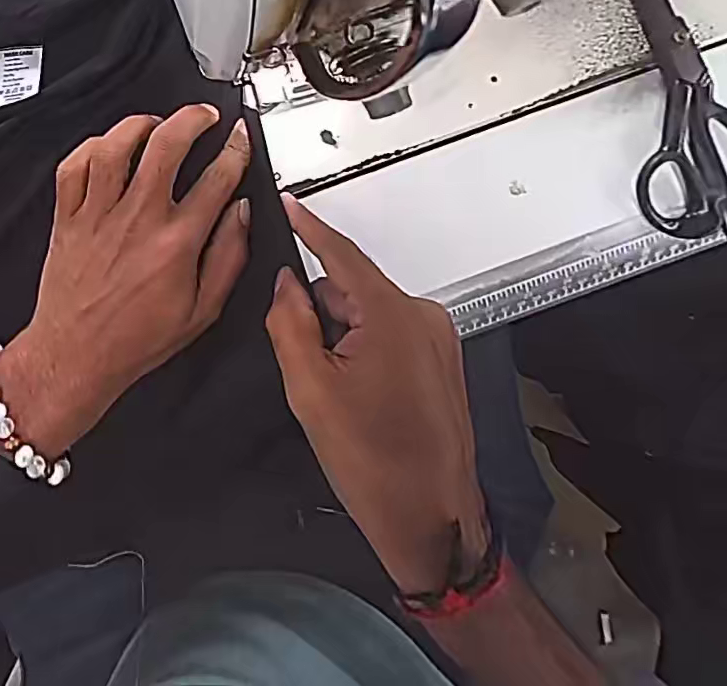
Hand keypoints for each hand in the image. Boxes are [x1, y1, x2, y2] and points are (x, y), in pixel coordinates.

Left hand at [0, 104, 252, 455]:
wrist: (76, 354)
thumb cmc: (134, 337)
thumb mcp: (202, 309)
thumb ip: (229, 256)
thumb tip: (241, 214)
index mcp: (175, 243)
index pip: (215, 179)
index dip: (234, 149)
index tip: (238, 137)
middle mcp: (136, 220)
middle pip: (165, 147)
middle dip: (191, 119)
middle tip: (202, 117)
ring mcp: (98, 216)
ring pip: (115, 148)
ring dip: (139, 125)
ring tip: (154, 123)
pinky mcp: (68, 218)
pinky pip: (73, 168)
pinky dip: (90, 147)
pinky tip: (107, 147)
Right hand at [263, 193, 486, 593]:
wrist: (430, 522)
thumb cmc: (379, 465)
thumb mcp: (309, 388)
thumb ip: (289, 322)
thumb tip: (287, 285)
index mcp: (393, 317)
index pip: (341, 254)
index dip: (309, 226)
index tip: (291, 204)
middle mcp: (423, 319)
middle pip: (349, 289)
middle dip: (321, 315)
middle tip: (310, 365)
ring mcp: (436, 340)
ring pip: (366, 312)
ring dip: (342, 336)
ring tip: (340, 392)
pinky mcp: (440, 359)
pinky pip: (388, 331)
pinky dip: (363, 348)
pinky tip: (359, 393)